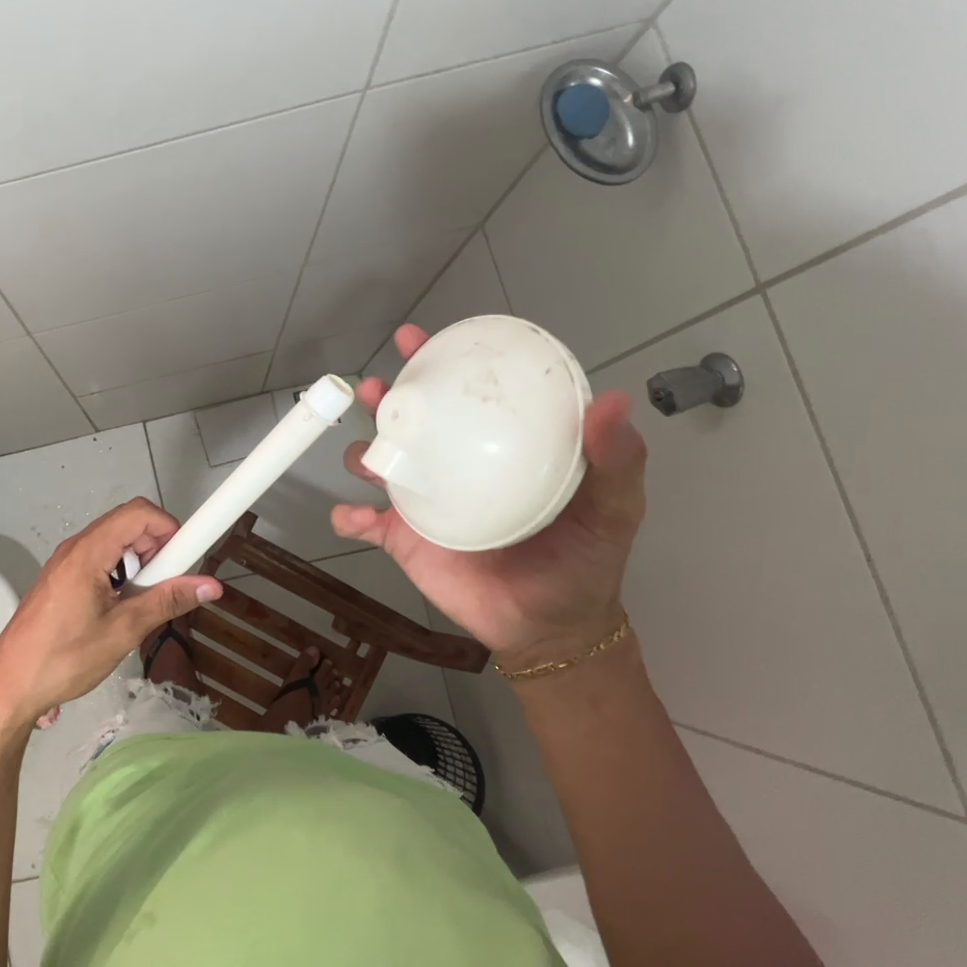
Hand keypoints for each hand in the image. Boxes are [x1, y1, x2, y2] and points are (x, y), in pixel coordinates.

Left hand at [0, 498, 221, 731]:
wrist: (10, 687)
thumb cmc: (62, 660)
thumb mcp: (123, 631)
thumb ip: (167, 601)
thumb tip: (208, 585)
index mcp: (87, 553)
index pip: (138, 513)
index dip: (169, 528)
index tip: (185, 560)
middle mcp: (74, 549)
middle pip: (127, 524)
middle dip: (156, 549)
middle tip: (165, 586)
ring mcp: (65, 563)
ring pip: (115, 543)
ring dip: (138, 565)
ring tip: (141, 604)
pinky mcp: (61, 579)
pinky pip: (99, 560)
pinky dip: (120, 575)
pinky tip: (120, 610)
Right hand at [333, 324, 648, 672]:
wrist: (550, 628)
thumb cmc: (582, 561)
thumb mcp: (613, 508)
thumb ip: (616, 459)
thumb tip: (611, 401)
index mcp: (494, 445)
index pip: (463, 394)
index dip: (435, 362)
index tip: (416, 340)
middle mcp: (452, 463)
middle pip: (408, 419)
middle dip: (384, 398)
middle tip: (377, 389)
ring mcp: (423, 501)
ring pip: (378, 462)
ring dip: (362, 451)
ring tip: (366, 456)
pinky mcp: (402, 540)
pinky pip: (364, 522)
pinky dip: (350, 515)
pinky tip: (356, 514)